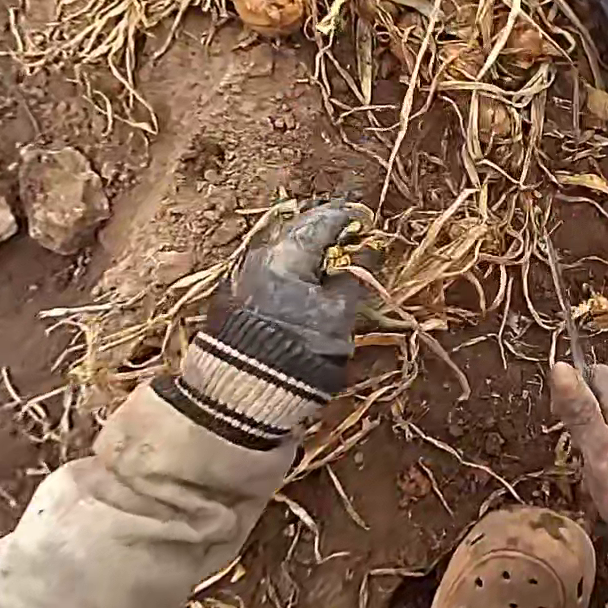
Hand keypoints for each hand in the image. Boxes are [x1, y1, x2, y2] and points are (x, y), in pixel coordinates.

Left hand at [229, 200, 376, 358]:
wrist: (248, 388)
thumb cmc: (304, 345)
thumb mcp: (341, 309)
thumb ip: (355, 274)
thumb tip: (368, 250)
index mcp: (287, 255)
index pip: (321, 221)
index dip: (347, 218)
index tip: (364, 220)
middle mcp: (261, 256)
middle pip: (299, 230)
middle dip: (326, 231)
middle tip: (351, 235)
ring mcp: (246, 273)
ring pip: (286, 248)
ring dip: (311, 248)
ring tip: (334, 257)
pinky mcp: (239, 292)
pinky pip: (275, 265)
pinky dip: (296, 264)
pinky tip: (310, 276)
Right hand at [548, 362, 607, 522]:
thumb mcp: (598, 448)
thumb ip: (580, 410)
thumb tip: (560, 368)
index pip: (596, 372)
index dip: (574, 383)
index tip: (558, 407)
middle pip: (604, 392)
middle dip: (582, 405)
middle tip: (566, 432)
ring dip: (592, 425)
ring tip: (579, 450)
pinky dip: (605, 441)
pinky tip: (598, 462)